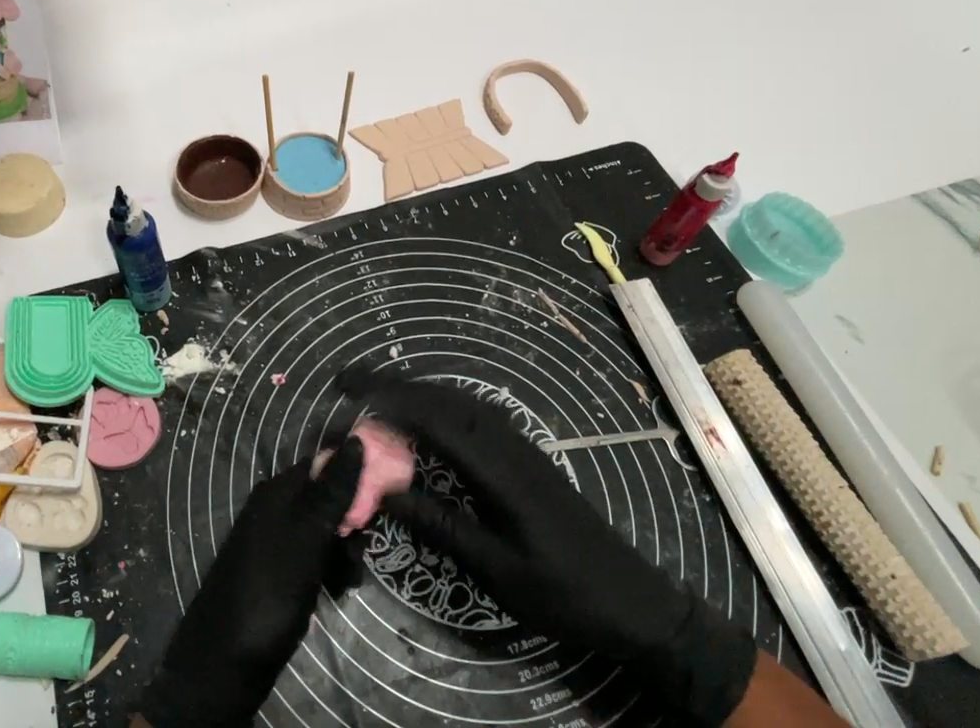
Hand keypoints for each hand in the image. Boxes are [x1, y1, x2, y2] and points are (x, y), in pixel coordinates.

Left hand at [138, 437, 363, 727]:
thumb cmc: (270, 588)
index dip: (358, 477)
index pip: (327, 464)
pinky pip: (319, 558)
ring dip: (346, 551)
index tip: (387, 498)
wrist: (227, 658)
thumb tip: (357, 439)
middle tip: (358, 551)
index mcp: (279, 491)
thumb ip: (333, 490)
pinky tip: (339, 591)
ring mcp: (280, 542)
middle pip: (331, 499)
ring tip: (348, 579)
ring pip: (329, 532)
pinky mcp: (284, 572)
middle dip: (353, 523)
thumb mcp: (308, 535)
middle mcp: (277, 509)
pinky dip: (333, 571)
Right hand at [341, 371, 759, 727]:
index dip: (389, 399)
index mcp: (500, 471)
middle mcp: (509, 446)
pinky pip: (473, 416)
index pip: (435, 419)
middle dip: (395, 384)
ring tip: (373, 392)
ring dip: (416, 390)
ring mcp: (520, 448)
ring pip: (460, 402)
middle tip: (347, 380)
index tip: (347, 390)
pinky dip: (437, 406)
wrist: (632, 600)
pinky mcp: (525, 458)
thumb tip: (383, 491)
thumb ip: (441, 525)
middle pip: (445, 399)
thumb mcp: (497, 570)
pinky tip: (422, 419)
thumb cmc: (564, 593)